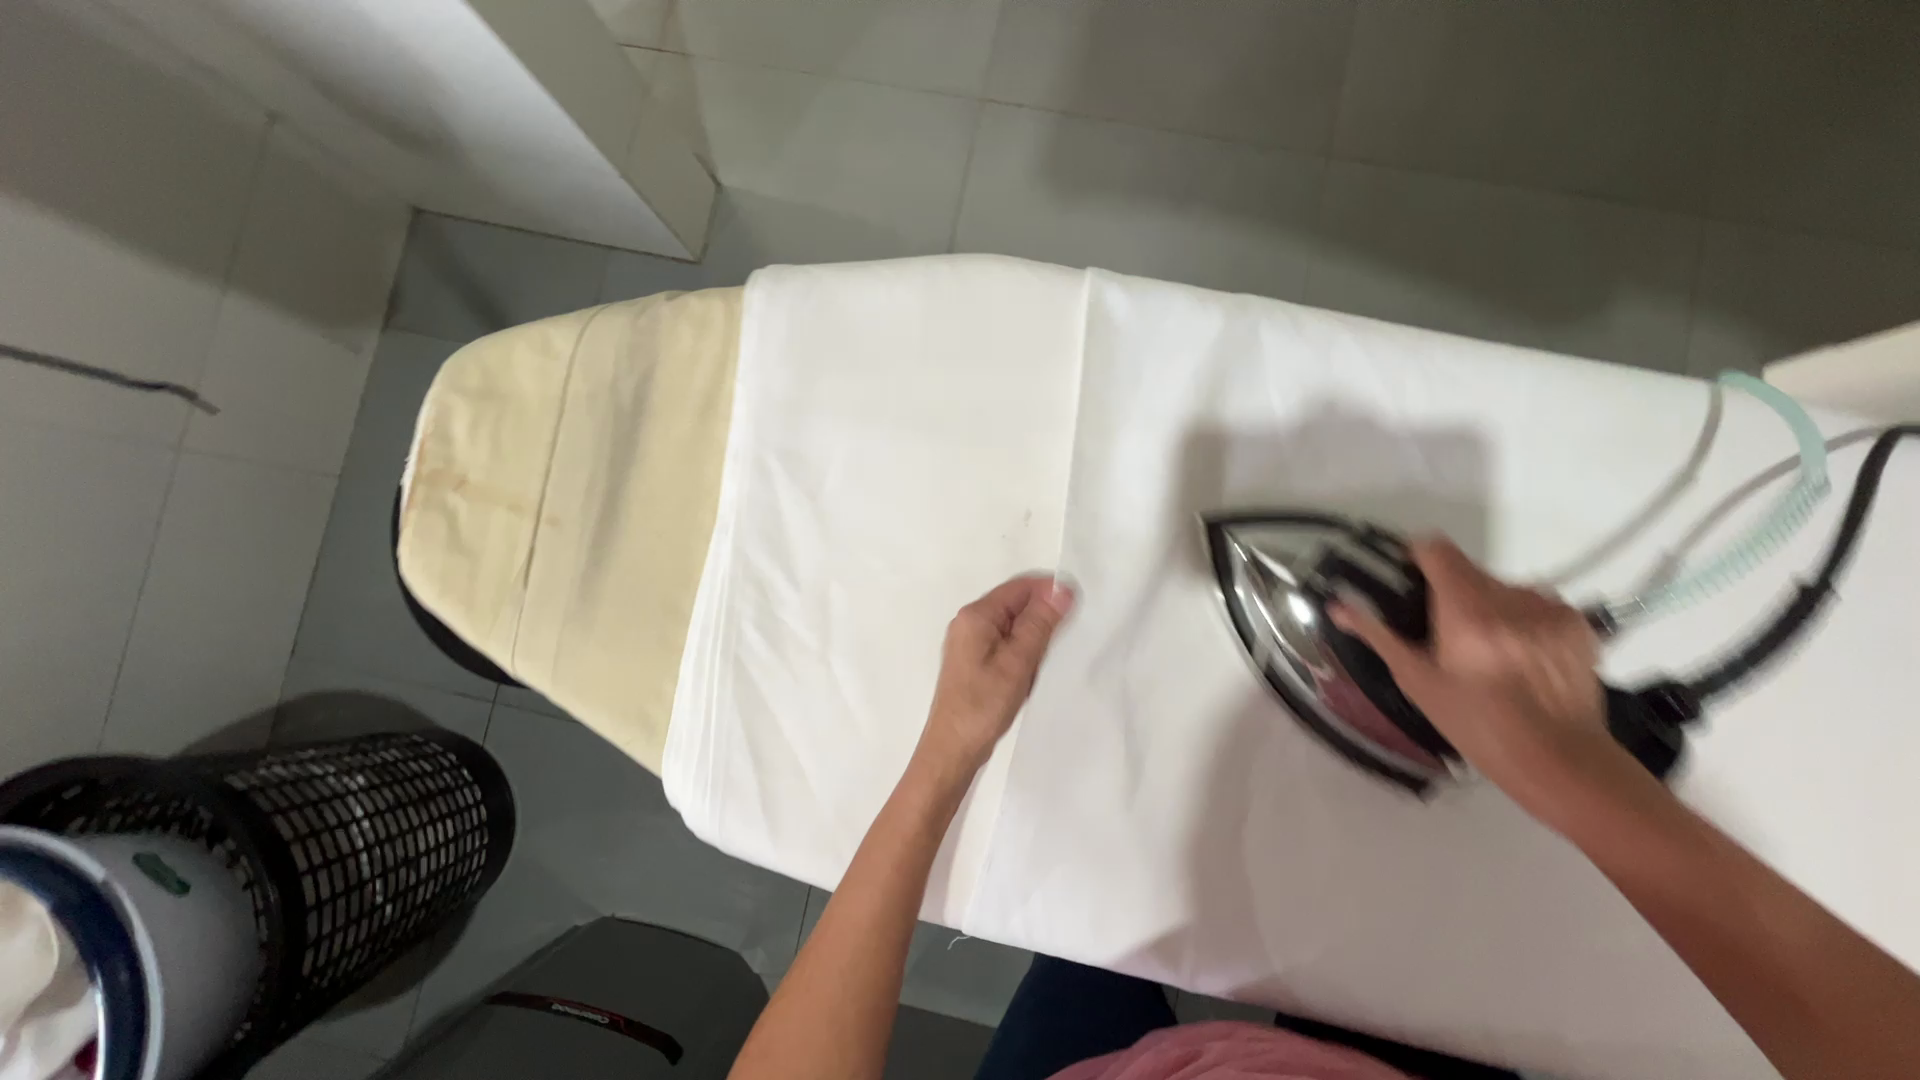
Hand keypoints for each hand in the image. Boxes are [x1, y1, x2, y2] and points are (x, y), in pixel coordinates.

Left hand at [920, 574, 1075, 770]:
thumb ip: (1040, 622)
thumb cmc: (983, 705)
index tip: (1078, 604)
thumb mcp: (1018, 661)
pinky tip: (1033, 670)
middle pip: (1015, 604)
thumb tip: (1062, 588)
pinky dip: (1023, 651)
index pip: (1019, 587)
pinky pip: (1005, 643)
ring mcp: (970, 643)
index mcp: (975, 616)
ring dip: (1034, 636)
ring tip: (1050, 657)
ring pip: (1012, 626)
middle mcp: (969, 623)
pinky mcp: (974, 662)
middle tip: (1069, 635)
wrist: (952, 749)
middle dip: (1043, 615)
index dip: (1050, 590)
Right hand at [1329, 537, 1632, 817]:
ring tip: (1488, 649)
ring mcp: (1548, 608)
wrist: (1559, 760)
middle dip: (1452, 592)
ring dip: (1488, 605)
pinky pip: (1536, 603)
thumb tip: (1337, 607)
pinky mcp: (1575, 622)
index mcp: (1467, 612)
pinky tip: (1521, 656)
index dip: (1417, 557)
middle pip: (1469, 570)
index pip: (1437, 550)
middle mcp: (1511, 599)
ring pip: (1503, 587)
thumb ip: (1379, 636)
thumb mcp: (1418, 682)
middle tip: (1446, 633)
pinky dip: (1522, 619)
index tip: (1408, 581)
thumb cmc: (1476, 724)